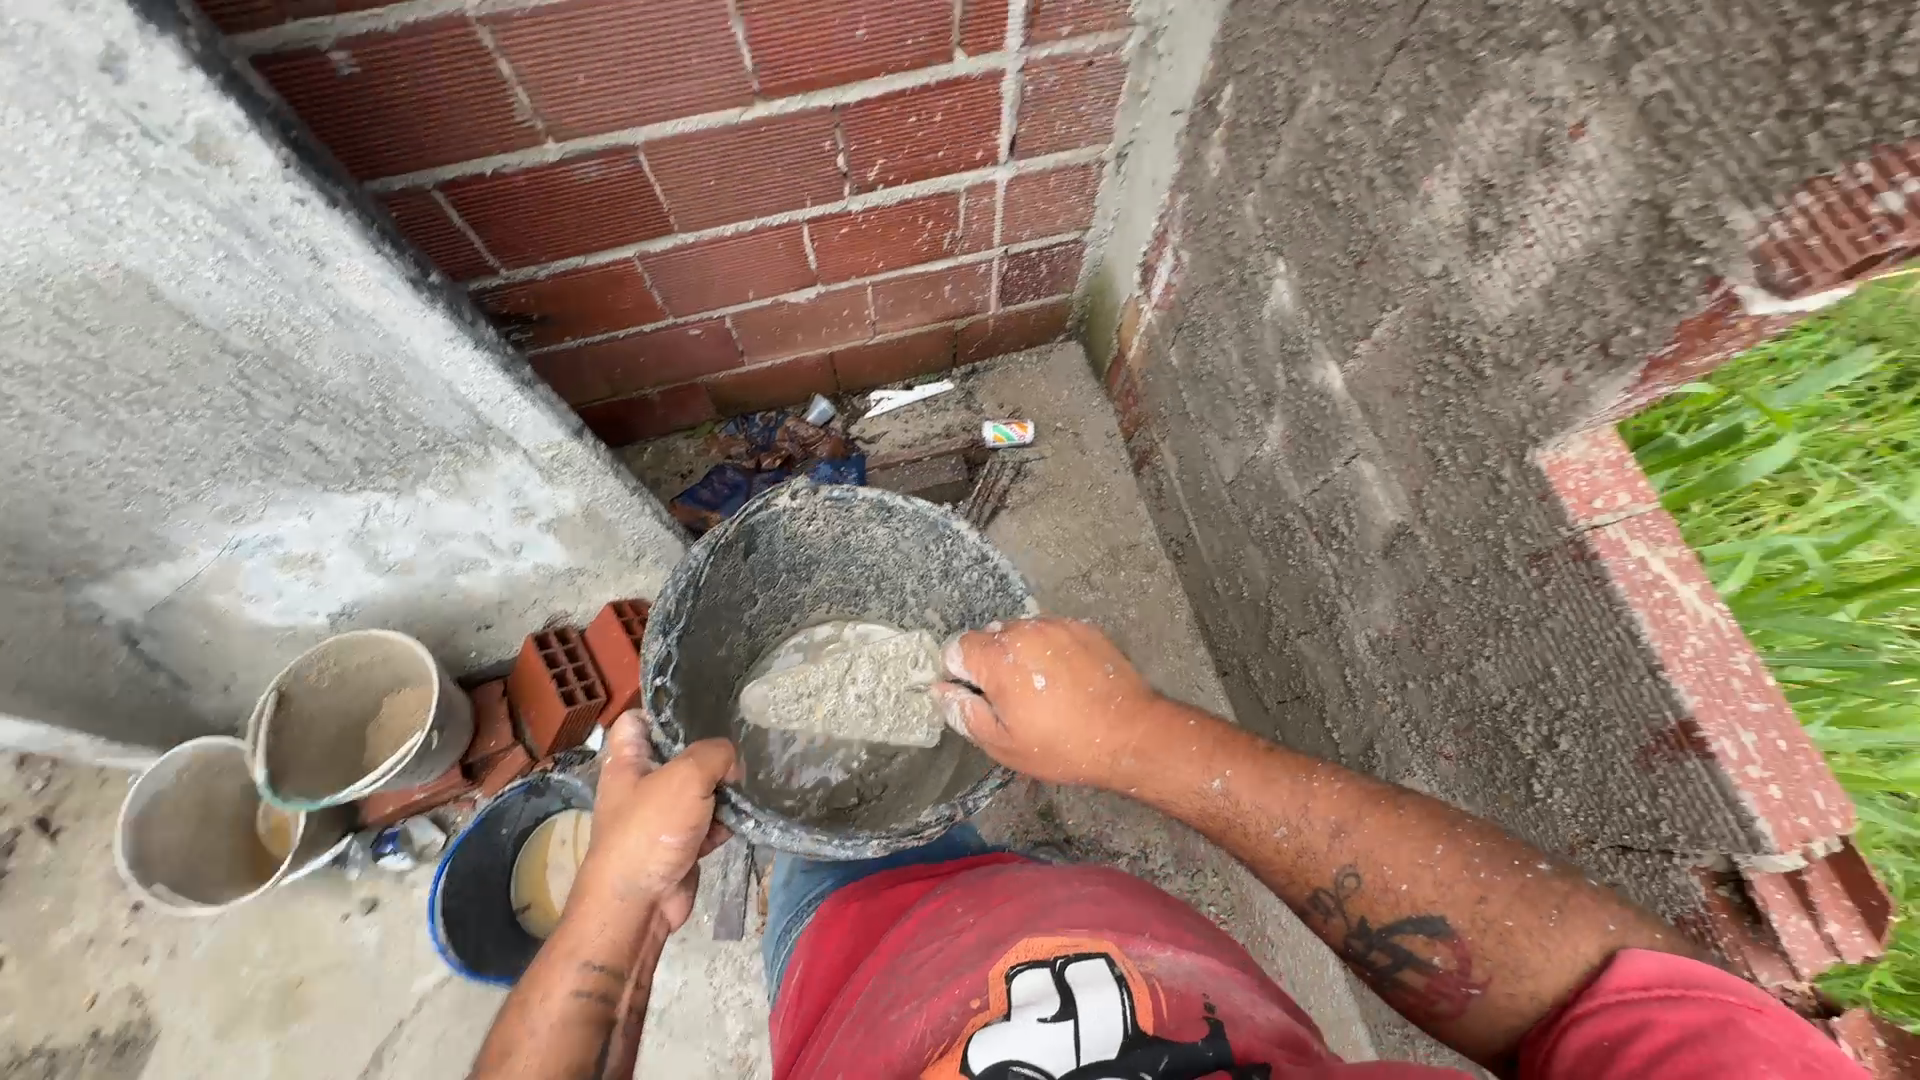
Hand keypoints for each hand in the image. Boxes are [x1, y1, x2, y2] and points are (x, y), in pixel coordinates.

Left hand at [575, 711, 737, 934]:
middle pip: (679, 754)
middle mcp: (641, 785)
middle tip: (738, 746)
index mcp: (627, 762)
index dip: (662, 710)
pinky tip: (741, 819)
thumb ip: (716, 754)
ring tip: (746, 784)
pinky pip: (709, 821)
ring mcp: (661, 816)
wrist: (638, 905)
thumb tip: (732, 764)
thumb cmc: (650, 831)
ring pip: (700, 788)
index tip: (698, 706)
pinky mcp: (680, 843)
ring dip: (724, 789)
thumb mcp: (686, 776)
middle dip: (709, 753)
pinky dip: (725, 821)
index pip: (637, 721)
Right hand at [932, 617, 1163, 788]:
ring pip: (1020, 632)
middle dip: (990, 663)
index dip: (961, 673)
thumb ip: (964, 713)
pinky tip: (1065, 679)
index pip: (956, 647)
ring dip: (1020, 654)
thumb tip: (940, 691)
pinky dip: (1048, 650)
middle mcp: (1023, 630)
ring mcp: (1055, 625)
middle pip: (988, 637)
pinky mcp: (1082, 627)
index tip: (979, 697)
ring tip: (1041, 689)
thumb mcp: (1003, 744)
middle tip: (1012, 699)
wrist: (1129, 734)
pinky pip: (1050, 632)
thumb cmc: (1062, 746)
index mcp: (997, 658)